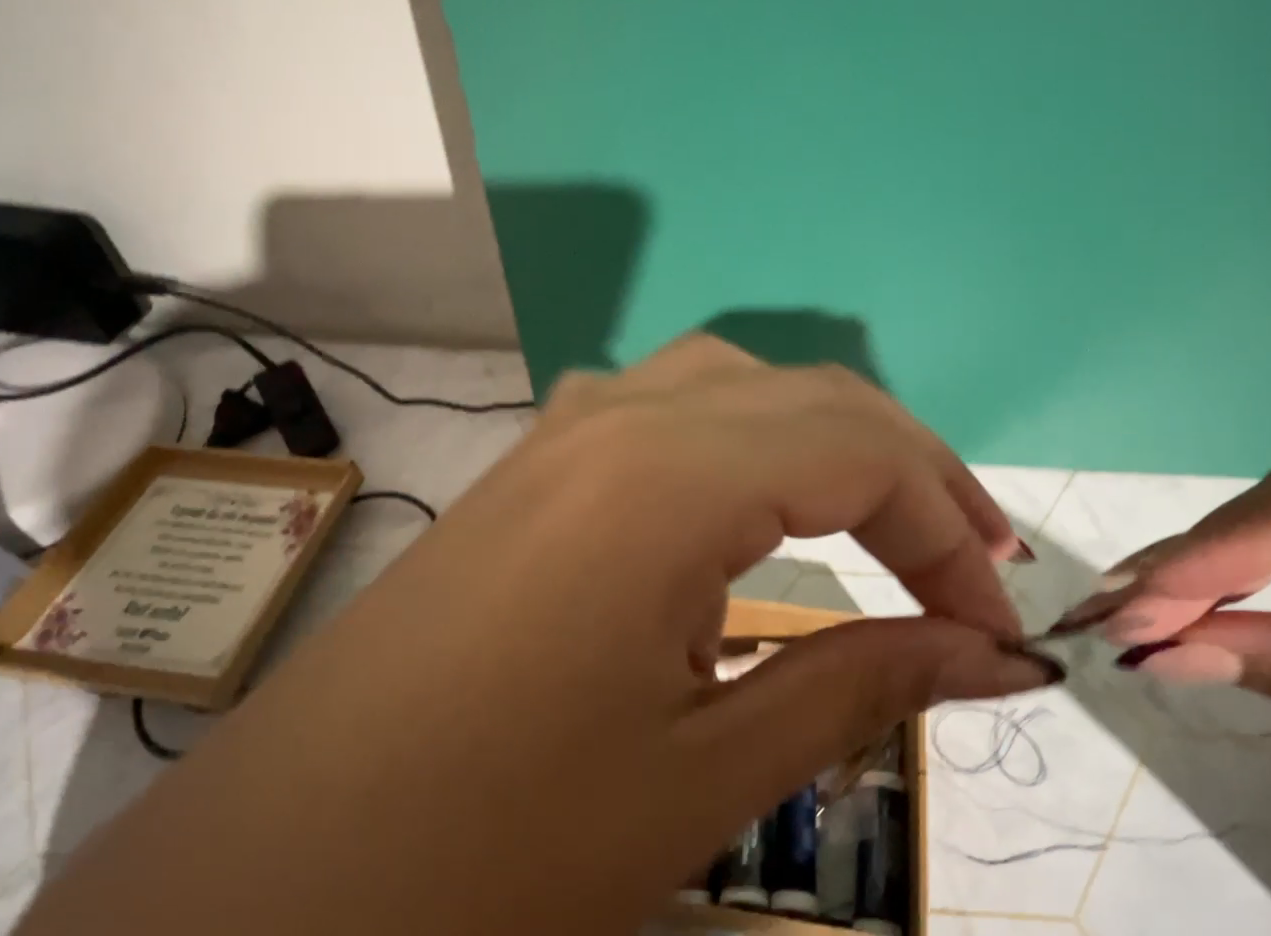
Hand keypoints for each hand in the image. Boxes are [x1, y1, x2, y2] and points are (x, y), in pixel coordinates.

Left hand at [20, 334, 1055, 935]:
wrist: (270, 883)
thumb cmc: (496, 846)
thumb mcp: (703, 778)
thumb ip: (860, 688)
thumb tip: (995, 656)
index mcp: (661, 482)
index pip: (860, 456)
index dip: (950, 536)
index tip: (1000, 632)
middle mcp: (614, 422)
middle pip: (810, 398)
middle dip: (911, 474)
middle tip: (975, 566)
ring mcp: (560, 438)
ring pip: (737, 386)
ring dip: (828, 443)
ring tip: (888, 524)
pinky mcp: (530, 474)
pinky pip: (666, 413)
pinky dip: (747, 442)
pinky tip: (755, 509)